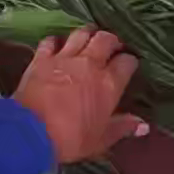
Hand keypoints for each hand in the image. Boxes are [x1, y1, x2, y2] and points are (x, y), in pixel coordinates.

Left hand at [12, 28, 147, 162]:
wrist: (30, 132)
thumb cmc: (70, 139)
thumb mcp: (101, 139)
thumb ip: (122, 128)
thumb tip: (143, 125)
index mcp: (109, 83)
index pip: (127, 62)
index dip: (130, 61)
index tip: (129, 65)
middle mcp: (90, 64)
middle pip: (106, 39)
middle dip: (112, 40)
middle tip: (112, 47)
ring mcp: (64, 57)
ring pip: (81, 33)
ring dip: (88, 33)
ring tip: (90, 38)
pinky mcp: (41, 58)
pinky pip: (51, 41)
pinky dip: (56, 41)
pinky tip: (58, 45)